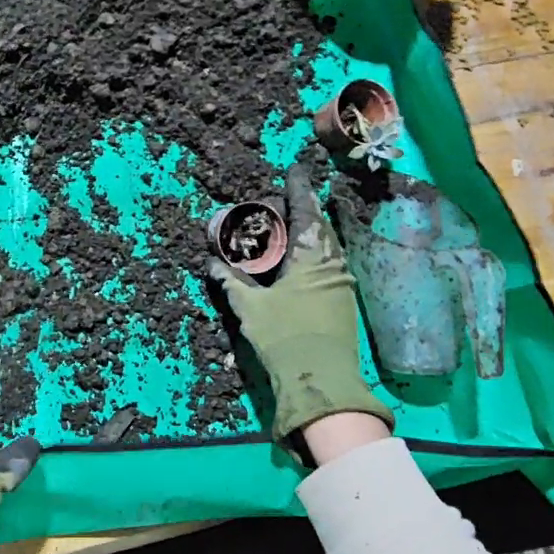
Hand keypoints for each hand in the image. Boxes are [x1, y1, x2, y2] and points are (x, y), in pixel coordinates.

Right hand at [208, 162, 394, 441]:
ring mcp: (341, 284)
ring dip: (306, 234)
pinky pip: (325, 265)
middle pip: (319, 226)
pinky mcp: (342, 303)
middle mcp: (333, 263)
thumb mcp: (250, 307)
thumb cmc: (286, 336)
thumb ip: (231, 281)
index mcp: (313, 255)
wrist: (323, 383)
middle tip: (279, 203)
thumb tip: (212, 262)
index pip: (306, 210)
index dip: (298, 188)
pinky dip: (309, 255)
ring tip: (286, 230)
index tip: (294, 170)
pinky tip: (295, 263)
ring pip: (324, 247)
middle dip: (301, 211)